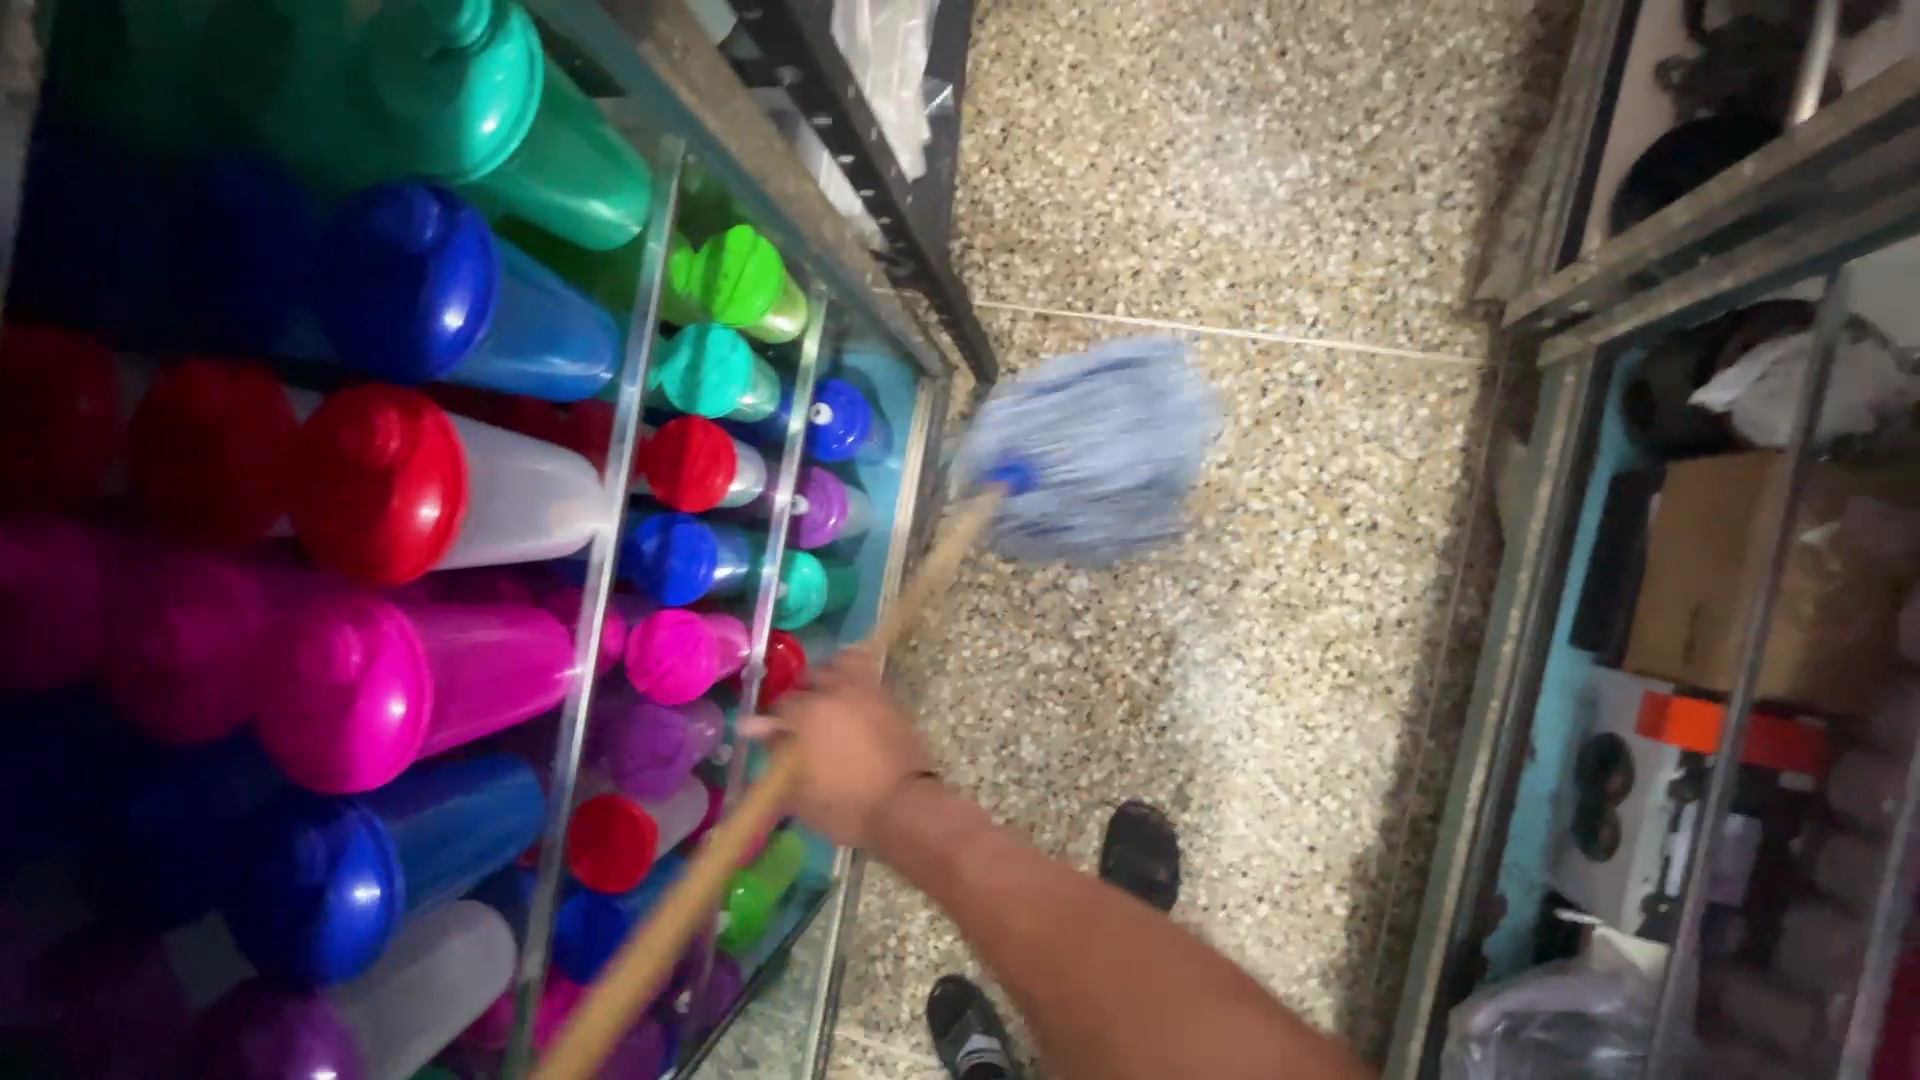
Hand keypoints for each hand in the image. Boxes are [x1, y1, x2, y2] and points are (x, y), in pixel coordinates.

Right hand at [740, 645, 936, 846]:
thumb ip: (777, 754)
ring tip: (825, 698)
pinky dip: (854, 679)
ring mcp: (867, 690)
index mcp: (807, 713)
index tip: (767, 734)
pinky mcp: (890, 698)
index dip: (770, 721)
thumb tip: (758, 731)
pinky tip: (851, 701)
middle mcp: (835, 691)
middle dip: (798, 694)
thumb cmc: (845, 806)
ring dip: (828, 676)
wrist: (903, 806)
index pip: (779, 705)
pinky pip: (867, 674)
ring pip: (841, 663)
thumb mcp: (798, 792)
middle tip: (796, 718)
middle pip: (809, 677)